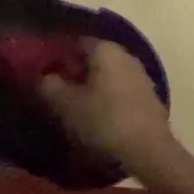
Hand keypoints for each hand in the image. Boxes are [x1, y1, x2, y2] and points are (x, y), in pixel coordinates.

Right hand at [37, 40, 172, 164]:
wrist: (149, 152)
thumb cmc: (104, 120)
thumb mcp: (67, 104)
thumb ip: (50, 86)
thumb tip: (43, 76)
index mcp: (105, 50)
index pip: (76, 42)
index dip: (58, 55)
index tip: (45, 71)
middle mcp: (125, 56)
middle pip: (93, 58)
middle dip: (75, 71)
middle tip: (57, 90)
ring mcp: (140, 76)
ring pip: (107, 75)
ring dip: (91, 86)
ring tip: (75, 106)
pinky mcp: (149, 98)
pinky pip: (120, 90)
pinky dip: (107, 98)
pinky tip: (97, 116)